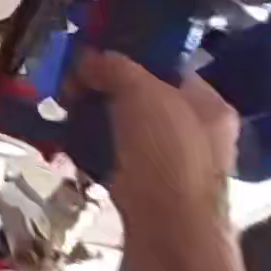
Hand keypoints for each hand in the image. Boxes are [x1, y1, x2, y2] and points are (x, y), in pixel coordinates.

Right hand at [75, 50, 237, 227]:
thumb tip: (86, 59)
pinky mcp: (142, 173)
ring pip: (117, 113)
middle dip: (98, 80)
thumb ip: (113, 64)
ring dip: (87, 105)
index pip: (164, 62)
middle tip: (70, 77)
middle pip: (136, 87)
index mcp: (208, 102)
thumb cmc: (166, 150)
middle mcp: (192, 126)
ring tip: (62, 101)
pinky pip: (107, 140)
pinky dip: (86, 132)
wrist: (167, 224)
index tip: (90, 46)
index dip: (127, 51)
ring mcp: (167, 152)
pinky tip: (67, 126)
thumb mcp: (141, 90)